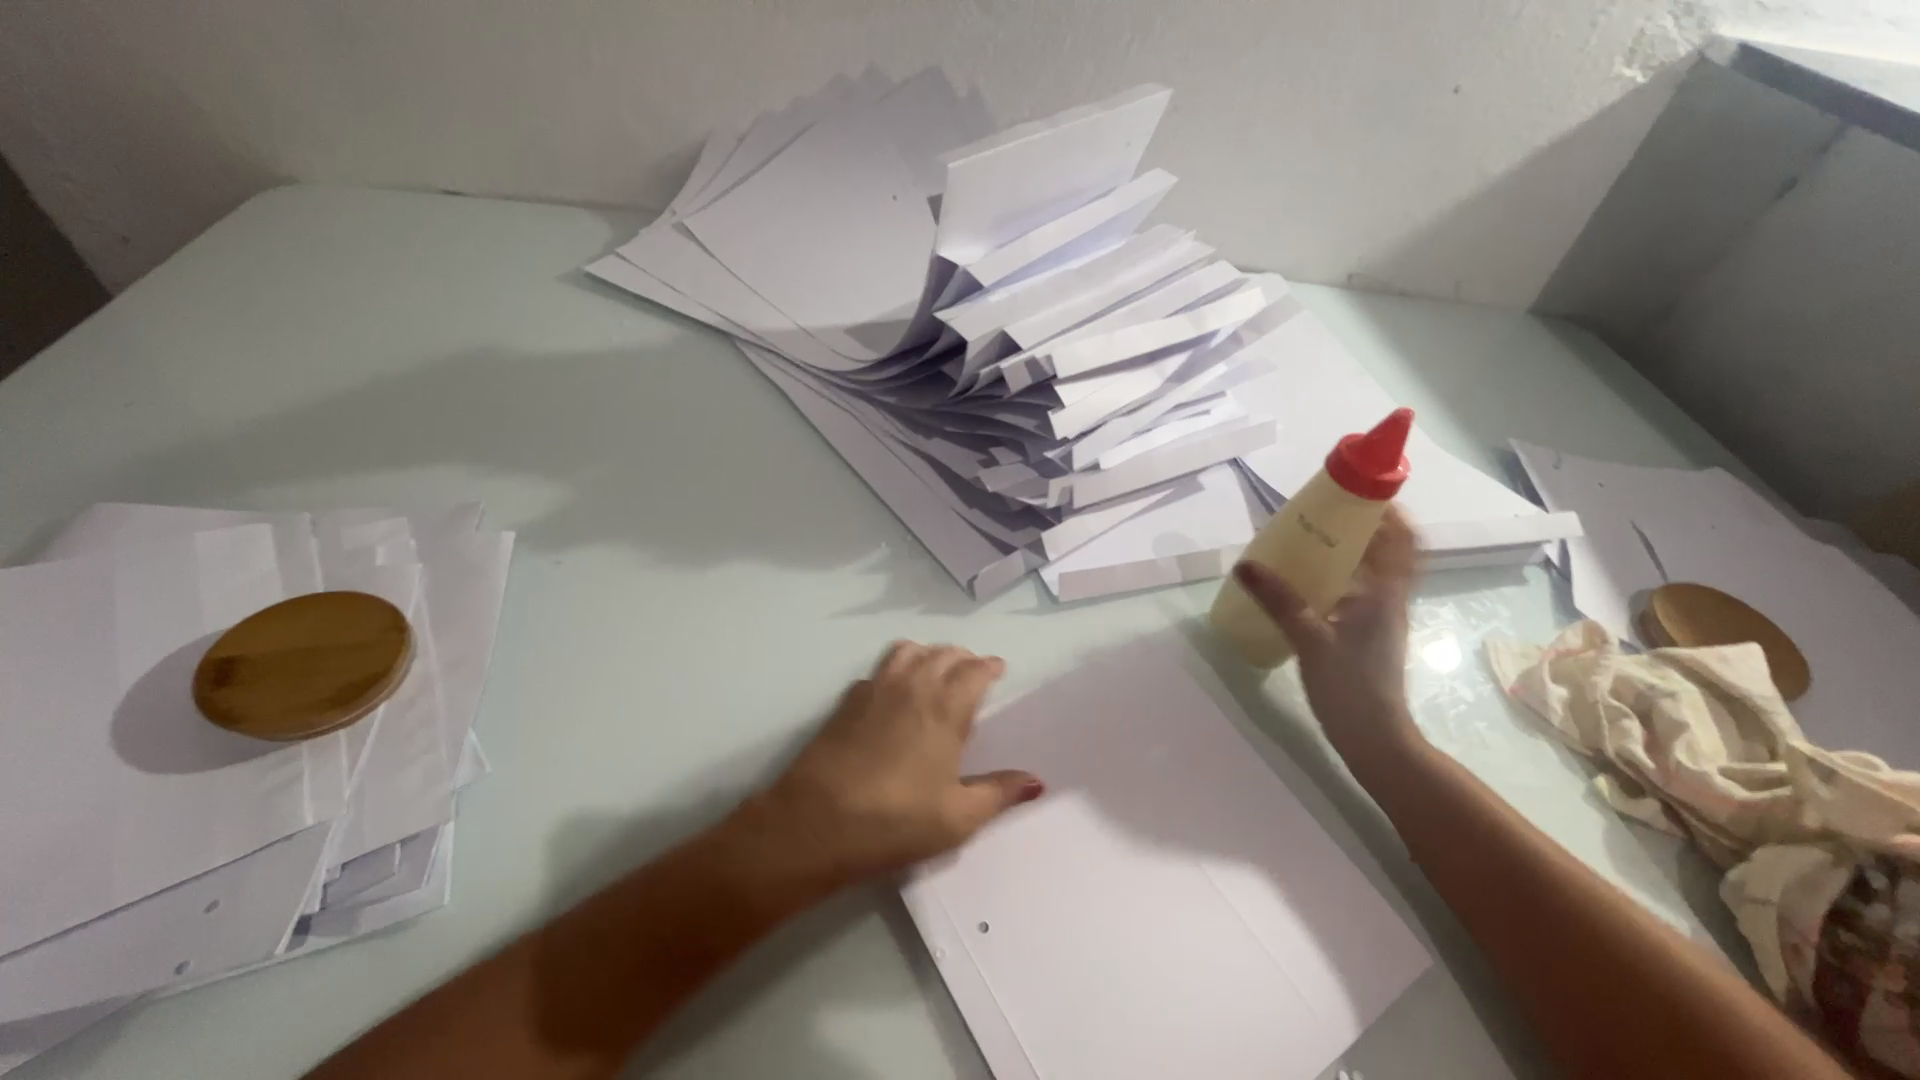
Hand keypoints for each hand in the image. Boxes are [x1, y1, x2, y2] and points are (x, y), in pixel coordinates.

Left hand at [755, 642, 1042, 884]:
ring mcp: (874, 691)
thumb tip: (1035, 781)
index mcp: (945, 708)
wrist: (815, 823)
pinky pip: (877, 671)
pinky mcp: (845, 704)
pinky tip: (893, 692)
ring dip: (927, 654)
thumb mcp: (958, 818)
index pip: (974, 671)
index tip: (998, 669)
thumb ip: (999, 794)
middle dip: (962, 656)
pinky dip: (894, 670)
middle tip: (972, 669)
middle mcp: (912, 688)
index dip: (989, 666)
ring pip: (906, 652)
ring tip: (935, 669)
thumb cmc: (896, 821)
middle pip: (942, 654)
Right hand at [1230, 505, 1420, 757]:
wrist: (1377, 740)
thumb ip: (1279, 601)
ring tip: (1309, 543)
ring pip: (1373, 573)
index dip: (1389, 512)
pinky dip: (1340, 580)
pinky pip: (1359, 594)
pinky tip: (1307, 587)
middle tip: (1321, 514)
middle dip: (1361, 528)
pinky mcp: (1369, 637)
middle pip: (1388, 551)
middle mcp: (1390, 601)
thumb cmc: (1351, 688)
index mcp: (1385, 594)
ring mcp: (1382, 620)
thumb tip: (1246, 564)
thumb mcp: (1310, 641)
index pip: (1403, 540)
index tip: (1360, 493)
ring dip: (1350, 553)